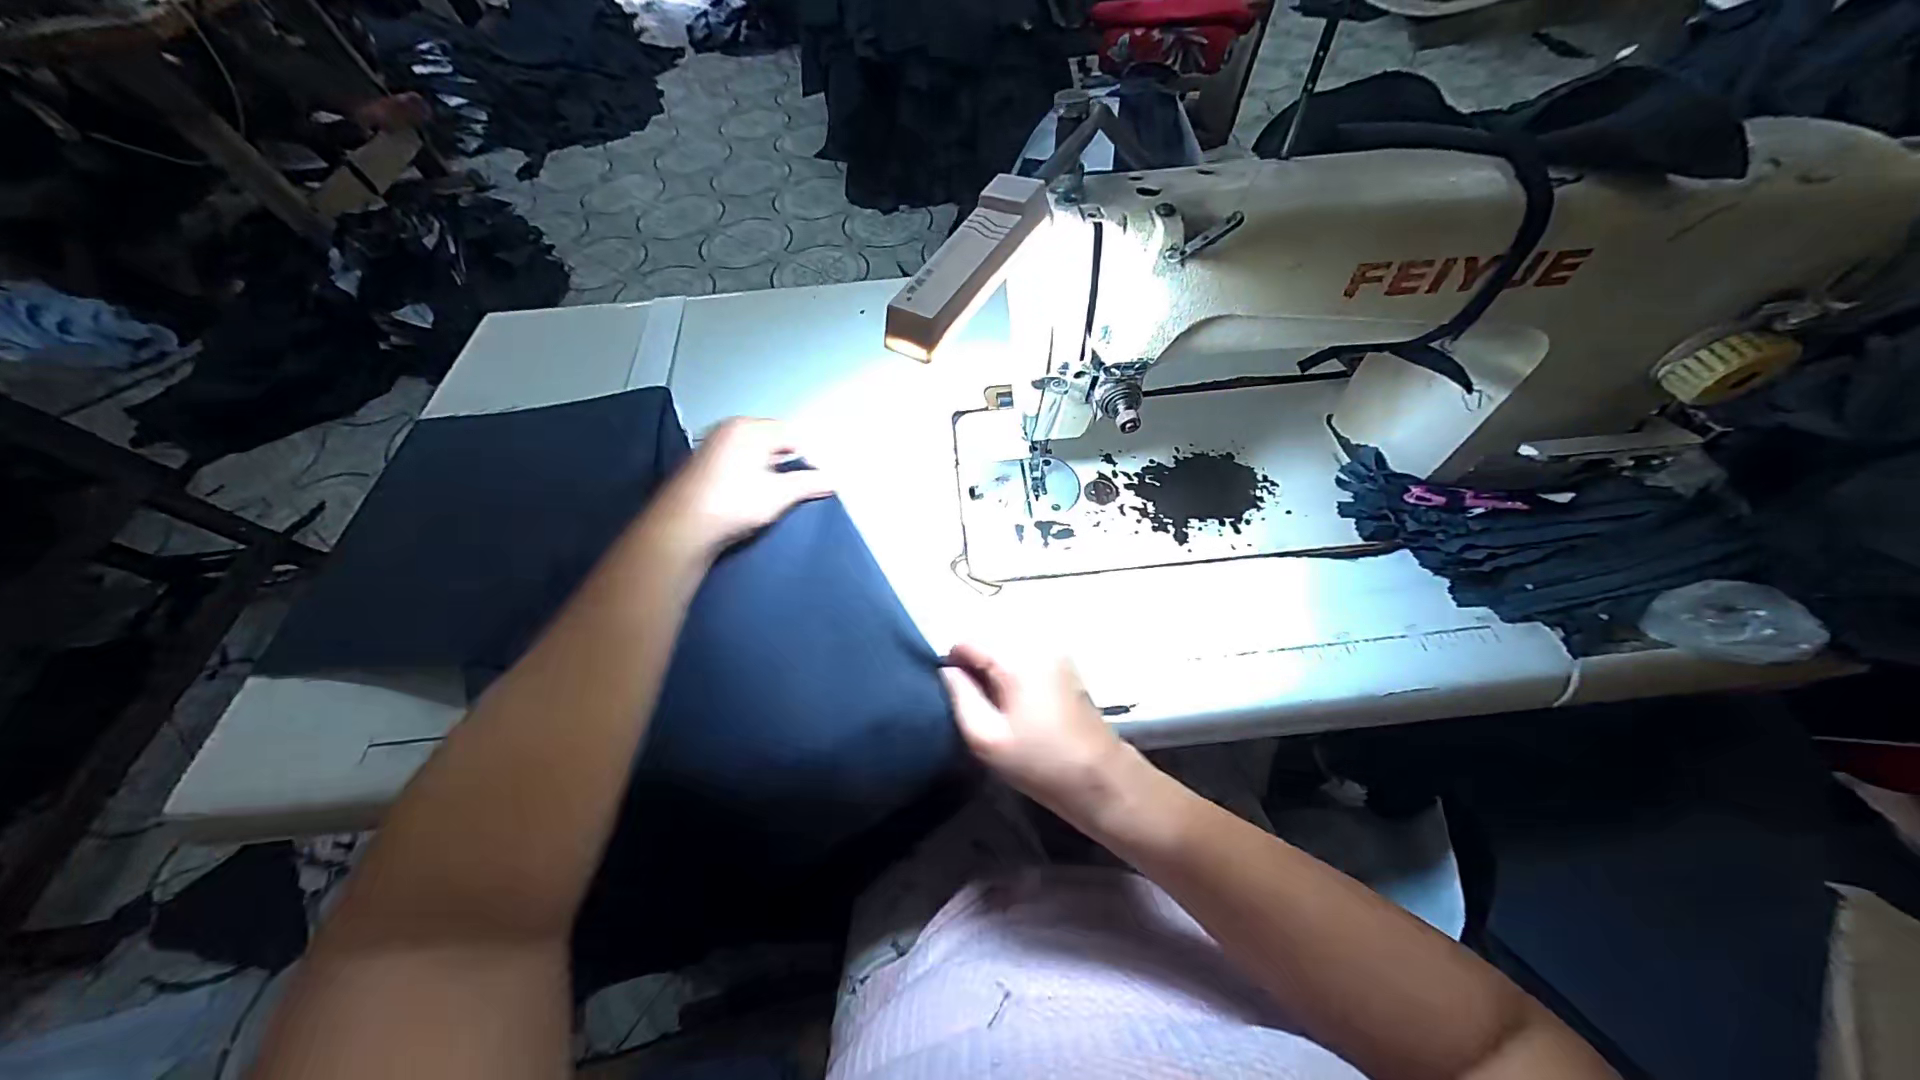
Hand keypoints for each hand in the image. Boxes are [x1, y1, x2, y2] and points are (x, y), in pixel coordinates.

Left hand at [650, 418, 833, 557]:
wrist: (681, 527)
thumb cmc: (726, 505)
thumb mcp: (779, 495)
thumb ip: (809, 483)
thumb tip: (829, 480)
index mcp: (750, 428)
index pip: (795, 434)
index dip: (811, 456)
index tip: (820, 474)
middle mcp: (730, 429)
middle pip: (775, 441)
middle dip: (790, 462)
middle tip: (800, 486)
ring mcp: (715, 444)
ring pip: (757, 452)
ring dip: (770, 470)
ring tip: (772, 494)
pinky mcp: (706, 463)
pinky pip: (740, 461)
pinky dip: (751, 474)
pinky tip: (751, 496)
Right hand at [940, 641, 1147, 828]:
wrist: (1101, 778)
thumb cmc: (1040, 762)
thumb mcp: (986, 738)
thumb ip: (960, 697)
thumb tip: (946, 670)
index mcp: (1016, 658)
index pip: (967, 642)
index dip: (952, 666)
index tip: (954, 698)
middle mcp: (1037, 645)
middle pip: (988, 643)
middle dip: (975, 669)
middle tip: (976, 707)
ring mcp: (1056, 655)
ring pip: (1007, 651)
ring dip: (995, 673)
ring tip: (997, 710)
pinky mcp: (1066, 668)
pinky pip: (1026, 660)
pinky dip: (1015, 676)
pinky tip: (1019, 708)